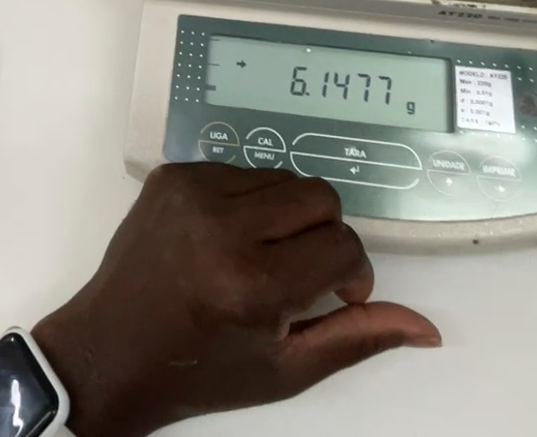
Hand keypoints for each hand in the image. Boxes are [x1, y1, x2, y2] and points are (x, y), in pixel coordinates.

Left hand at [27, 163, 438, 436]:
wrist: (112, 349)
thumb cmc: (200, 368)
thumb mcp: (285, 368)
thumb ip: (357, 336)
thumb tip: (424, 327)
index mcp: (251, 282)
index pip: (342, 245)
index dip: (351, 271)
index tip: (335, 290)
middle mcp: (221, 225)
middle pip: (318, 195)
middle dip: (323, 232)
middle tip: (300, 269)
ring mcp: (191, 191)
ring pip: (281, 177)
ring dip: (285, 214)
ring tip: (261, 254)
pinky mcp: (172, 174)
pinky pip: (239, 169)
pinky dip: (247, 200)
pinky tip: (229, 236)